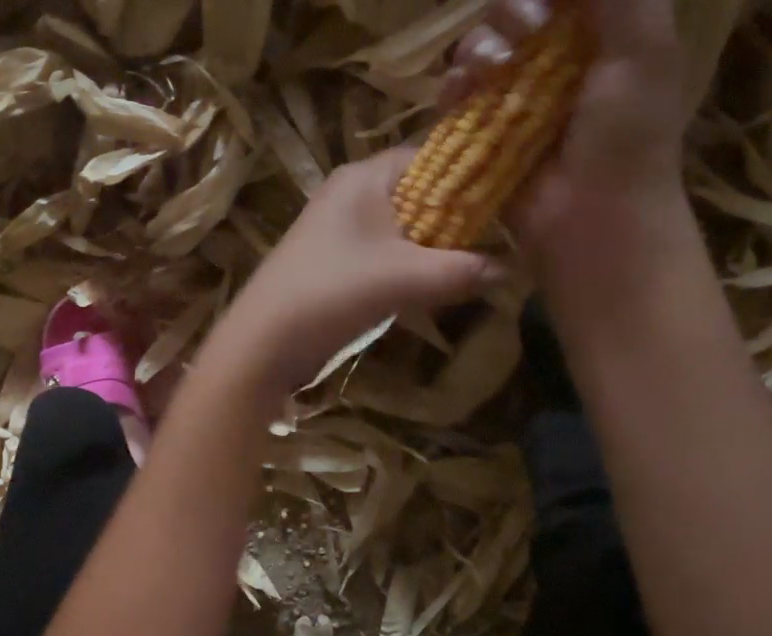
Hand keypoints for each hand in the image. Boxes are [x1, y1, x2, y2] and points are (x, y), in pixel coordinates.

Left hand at [221, 147, 503, 393]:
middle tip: (494, 240)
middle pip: (417, 194)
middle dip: (453, 218)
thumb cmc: (333, 294)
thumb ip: (460, 270)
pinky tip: (428, 290)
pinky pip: (382, 256)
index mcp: (365, 177)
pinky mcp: (331, 265)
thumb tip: (508, 270)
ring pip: (400, 229)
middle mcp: (350, 194)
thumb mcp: (405, 279)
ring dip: (431, 249)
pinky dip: (407, 269)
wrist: (264, 344)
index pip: (430, 156)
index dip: (469, 175)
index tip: (505, 199)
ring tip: (468, 269)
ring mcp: (337, 231)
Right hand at [450, 0, 690, 259]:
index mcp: (607, 31)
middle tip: (525, 27)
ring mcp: (521, 98)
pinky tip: (460, 92)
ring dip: (480, 46)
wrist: (593, 227)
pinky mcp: (487, 134)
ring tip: (489, 67)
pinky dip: (454, 87)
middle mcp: (561, 58)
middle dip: (512, 8)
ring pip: (485, 44)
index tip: (539, 3)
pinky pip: (459, 94)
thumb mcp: (641, 46)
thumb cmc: (628, 139)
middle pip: (520, 7)